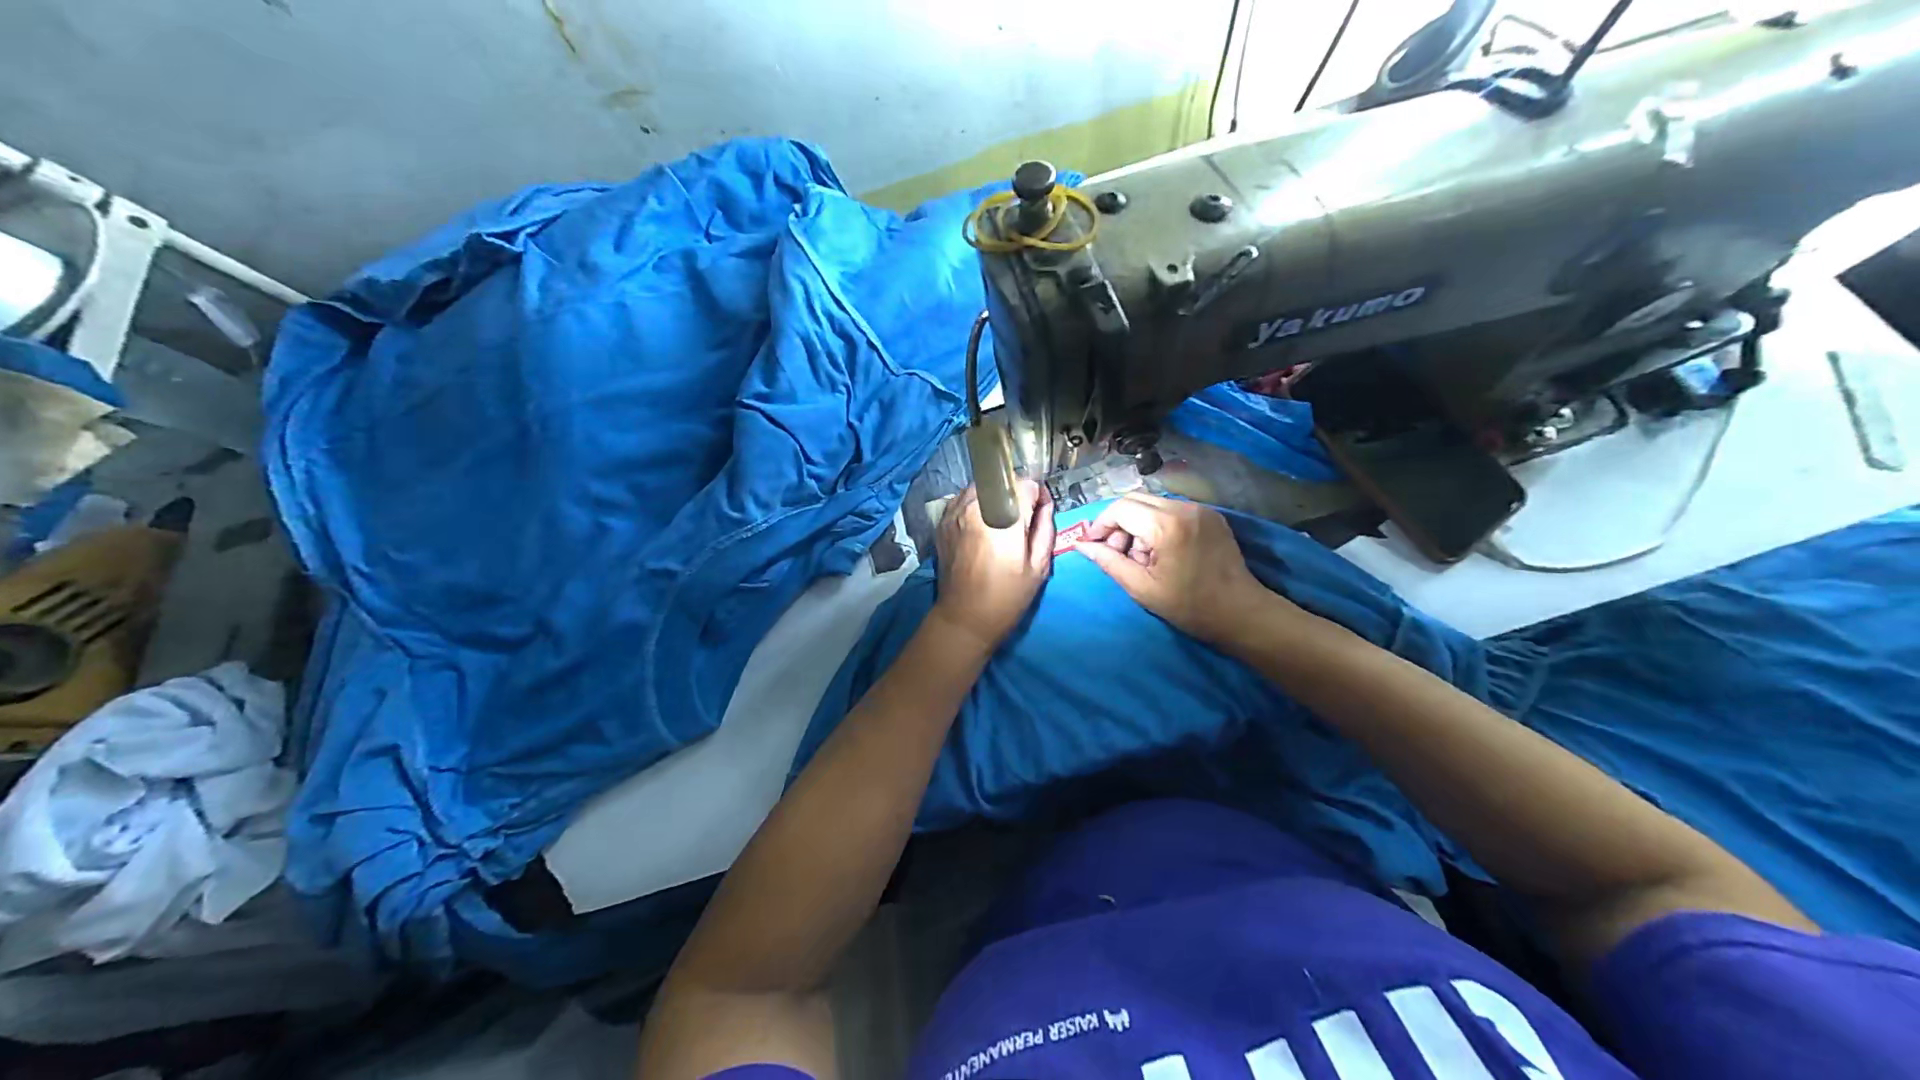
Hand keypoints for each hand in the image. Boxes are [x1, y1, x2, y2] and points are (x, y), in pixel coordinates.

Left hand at [929, 480, 1055, 651]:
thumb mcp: (1039, 566)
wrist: (964, 618)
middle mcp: (975, 507)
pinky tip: (982, 527)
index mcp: (1003, 518)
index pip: (1025, 484)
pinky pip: (963, 500)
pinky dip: (976, 506)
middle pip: (1002, 482)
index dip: (1038, 495)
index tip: (1040, 512)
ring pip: (981, 487)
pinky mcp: (942, 521)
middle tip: (1022, 520)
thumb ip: (1045, 528)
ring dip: (995, 498)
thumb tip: (1045, 504)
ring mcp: (954, 512)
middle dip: (1016, 495)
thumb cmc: (1006, 596)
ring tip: (1001, 523)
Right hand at [1074, 493, 1296, 646]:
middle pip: (1135, 500)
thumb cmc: (1189, 606)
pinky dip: (1158, 524)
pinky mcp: (1211, 515)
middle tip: (1118, 552)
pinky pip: (1172, 510)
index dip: (1102, 525)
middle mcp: (1184, 507)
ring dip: (1138, 524)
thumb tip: (1081, 545)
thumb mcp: (1141, 587)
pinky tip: (1161, 550)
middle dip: (1119, 523)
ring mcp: (1200, 509)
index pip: (1120, 508)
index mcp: (1166, 524)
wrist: (1240, 612)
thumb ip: (1108, 561)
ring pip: (1153, 504)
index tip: (1095, 546)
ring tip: (1142, 556)